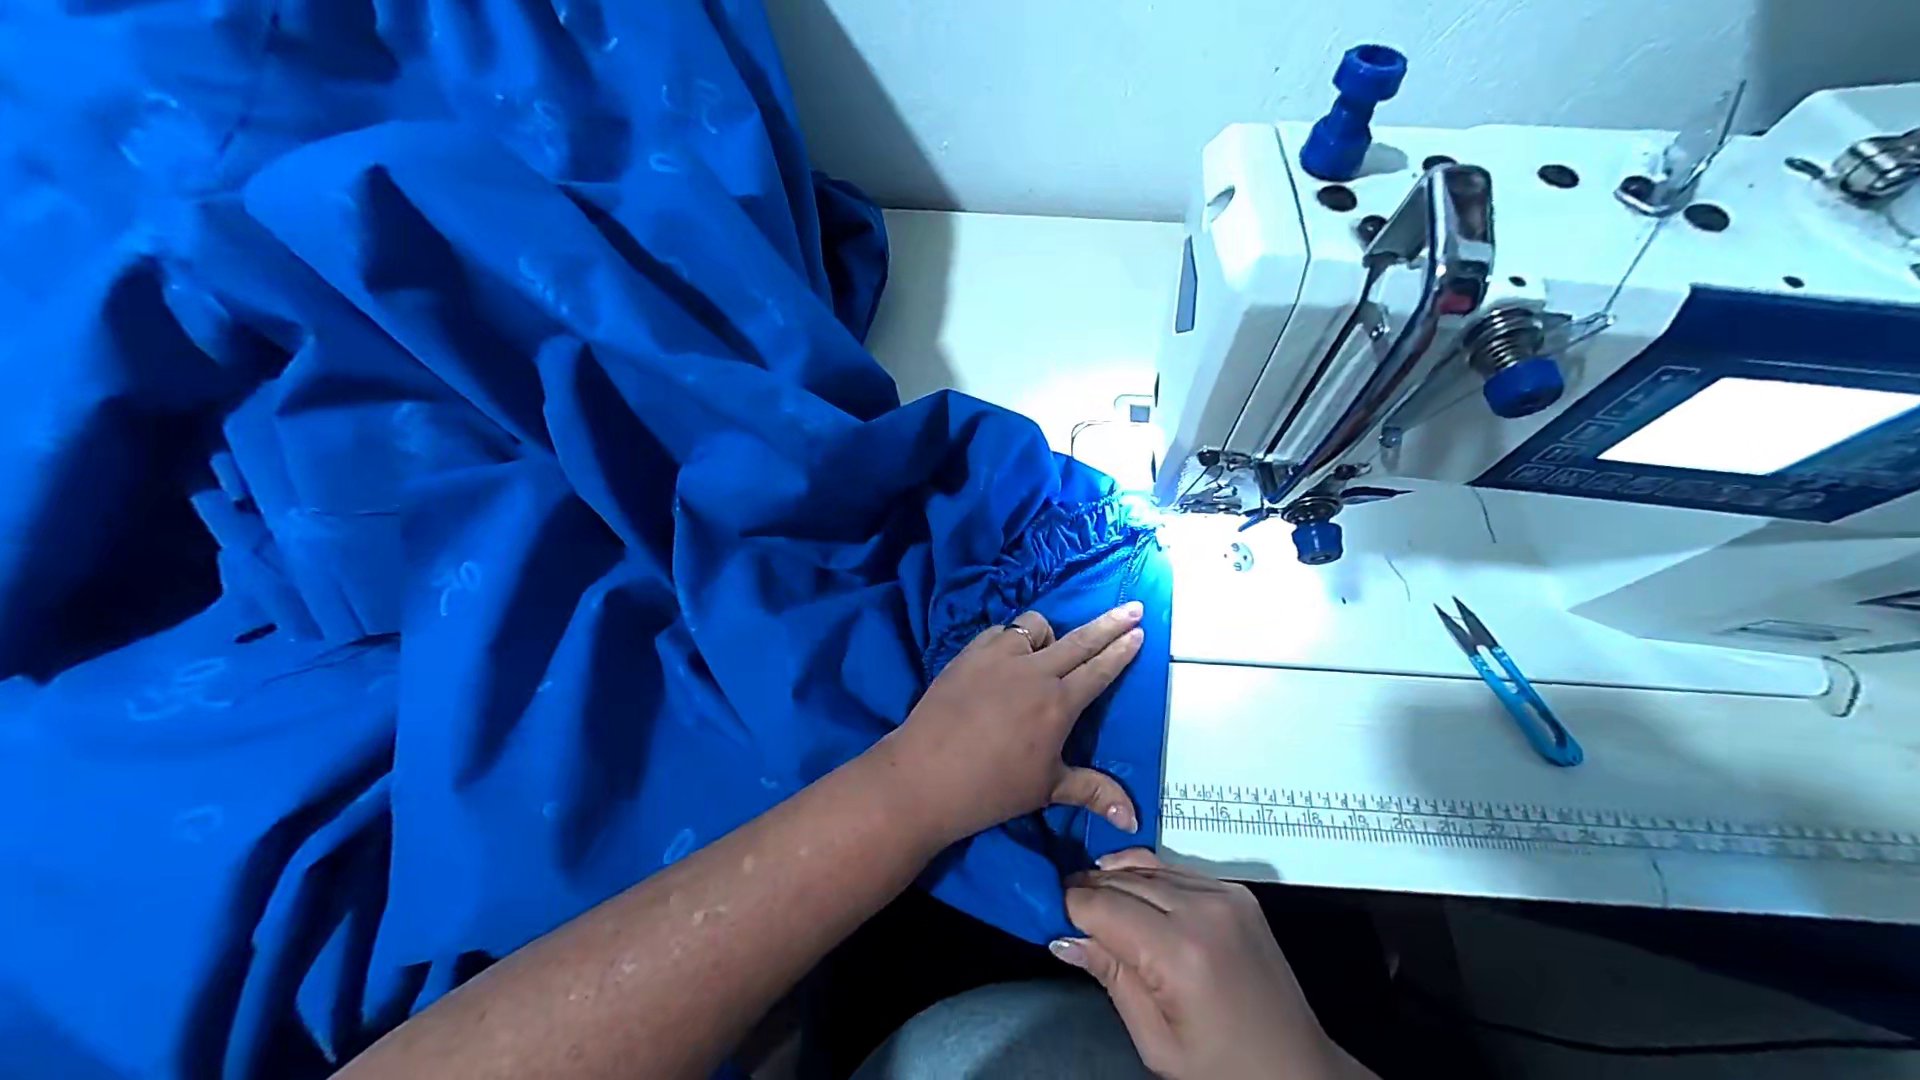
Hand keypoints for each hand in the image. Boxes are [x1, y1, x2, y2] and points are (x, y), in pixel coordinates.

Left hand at [869, 602, 1145, 846]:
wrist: (925, 774)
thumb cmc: (991, 788)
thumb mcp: (1047, 789)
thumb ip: (1093, 792)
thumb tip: (1134, 820)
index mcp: (1058, 704)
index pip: (1100, 669)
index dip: (1122, 650)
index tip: (1139, 630)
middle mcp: (1033, 672)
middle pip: (1080, 639)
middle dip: (1110, 622)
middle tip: (1133, 606)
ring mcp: (998, 657)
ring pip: (1035, 626)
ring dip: (1051, 633)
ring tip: (1051, 648)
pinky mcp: (969, 653)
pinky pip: (1000, 632)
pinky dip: (1012, 638)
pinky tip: (1009, 654)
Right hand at [1053, 849, 1373, 1079]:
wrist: (1300, 1072)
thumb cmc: (1222, 1072)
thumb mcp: (1156, 1041)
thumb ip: (1111, 977)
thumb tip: (1062, 937)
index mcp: (1180, 953)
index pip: (1103, 907)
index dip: (1069, 905)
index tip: (1046, 910)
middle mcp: (1202, 908)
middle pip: (1122, 879)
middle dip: (1087, 888)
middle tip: (1061, 902)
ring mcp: (1224, 893)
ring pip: (1147, 867)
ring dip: (1114, 878)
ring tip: (1090, 894)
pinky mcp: (1236, 890)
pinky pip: (1175, 871)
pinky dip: (1147, 877)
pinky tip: (1131, 892)